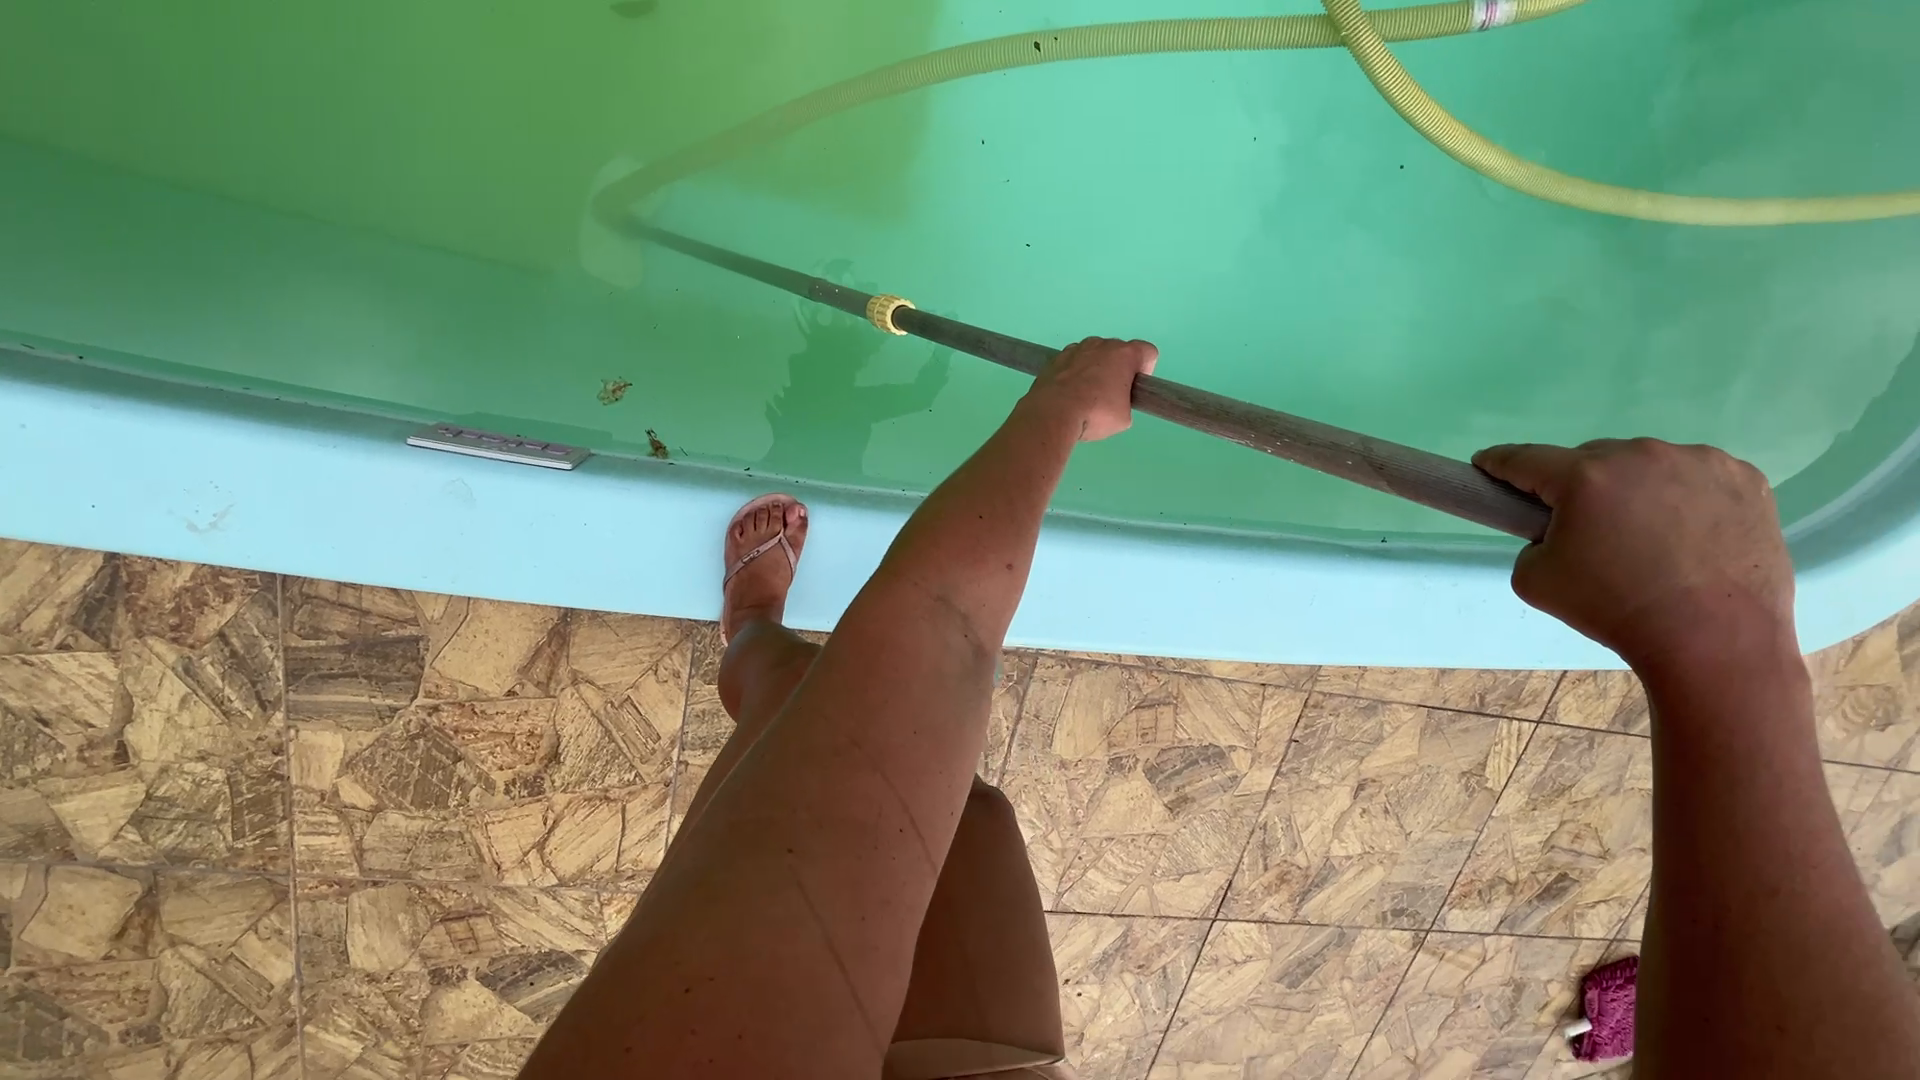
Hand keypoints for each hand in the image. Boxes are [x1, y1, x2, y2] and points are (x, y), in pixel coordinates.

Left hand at [1026, 337, 1157, 441]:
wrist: (1052, 413)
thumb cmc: (1095, 414)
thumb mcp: (1124, 419)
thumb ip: (1125, 404)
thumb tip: (1114, 405)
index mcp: (1124, 354)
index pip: (1147, 351)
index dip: (1145, 370)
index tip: (1134, 388)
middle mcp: (1101, 344)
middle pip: (1117, 352)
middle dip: (1116, 370)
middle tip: (1109, 397)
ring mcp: (1075, 348)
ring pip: (1092, 355)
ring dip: (1093, 370)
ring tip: (1084, 397)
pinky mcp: (1054, 359)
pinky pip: (1071, 363)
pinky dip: (1072, 374)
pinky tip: (1067, 395)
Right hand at [1473, 438, 1794, 664]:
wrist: (1713, 639)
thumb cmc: (1612, 608)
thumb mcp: (1532, 579)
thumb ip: (1531, 540)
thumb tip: (1557, 529)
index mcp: (1583, 478)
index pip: (1522, 459)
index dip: (1497, 463)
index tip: (1485, 467)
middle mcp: (1640, 456)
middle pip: (1587, 458)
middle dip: (1574, 485)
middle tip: (1581, 526)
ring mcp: (1699, 462)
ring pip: (1641, 464)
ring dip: (1628, 487)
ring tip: (1640, 533)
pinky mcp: (1744, 478)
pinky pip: (1692, 474)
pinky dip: (1678, 493)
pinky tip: (1683, 530)